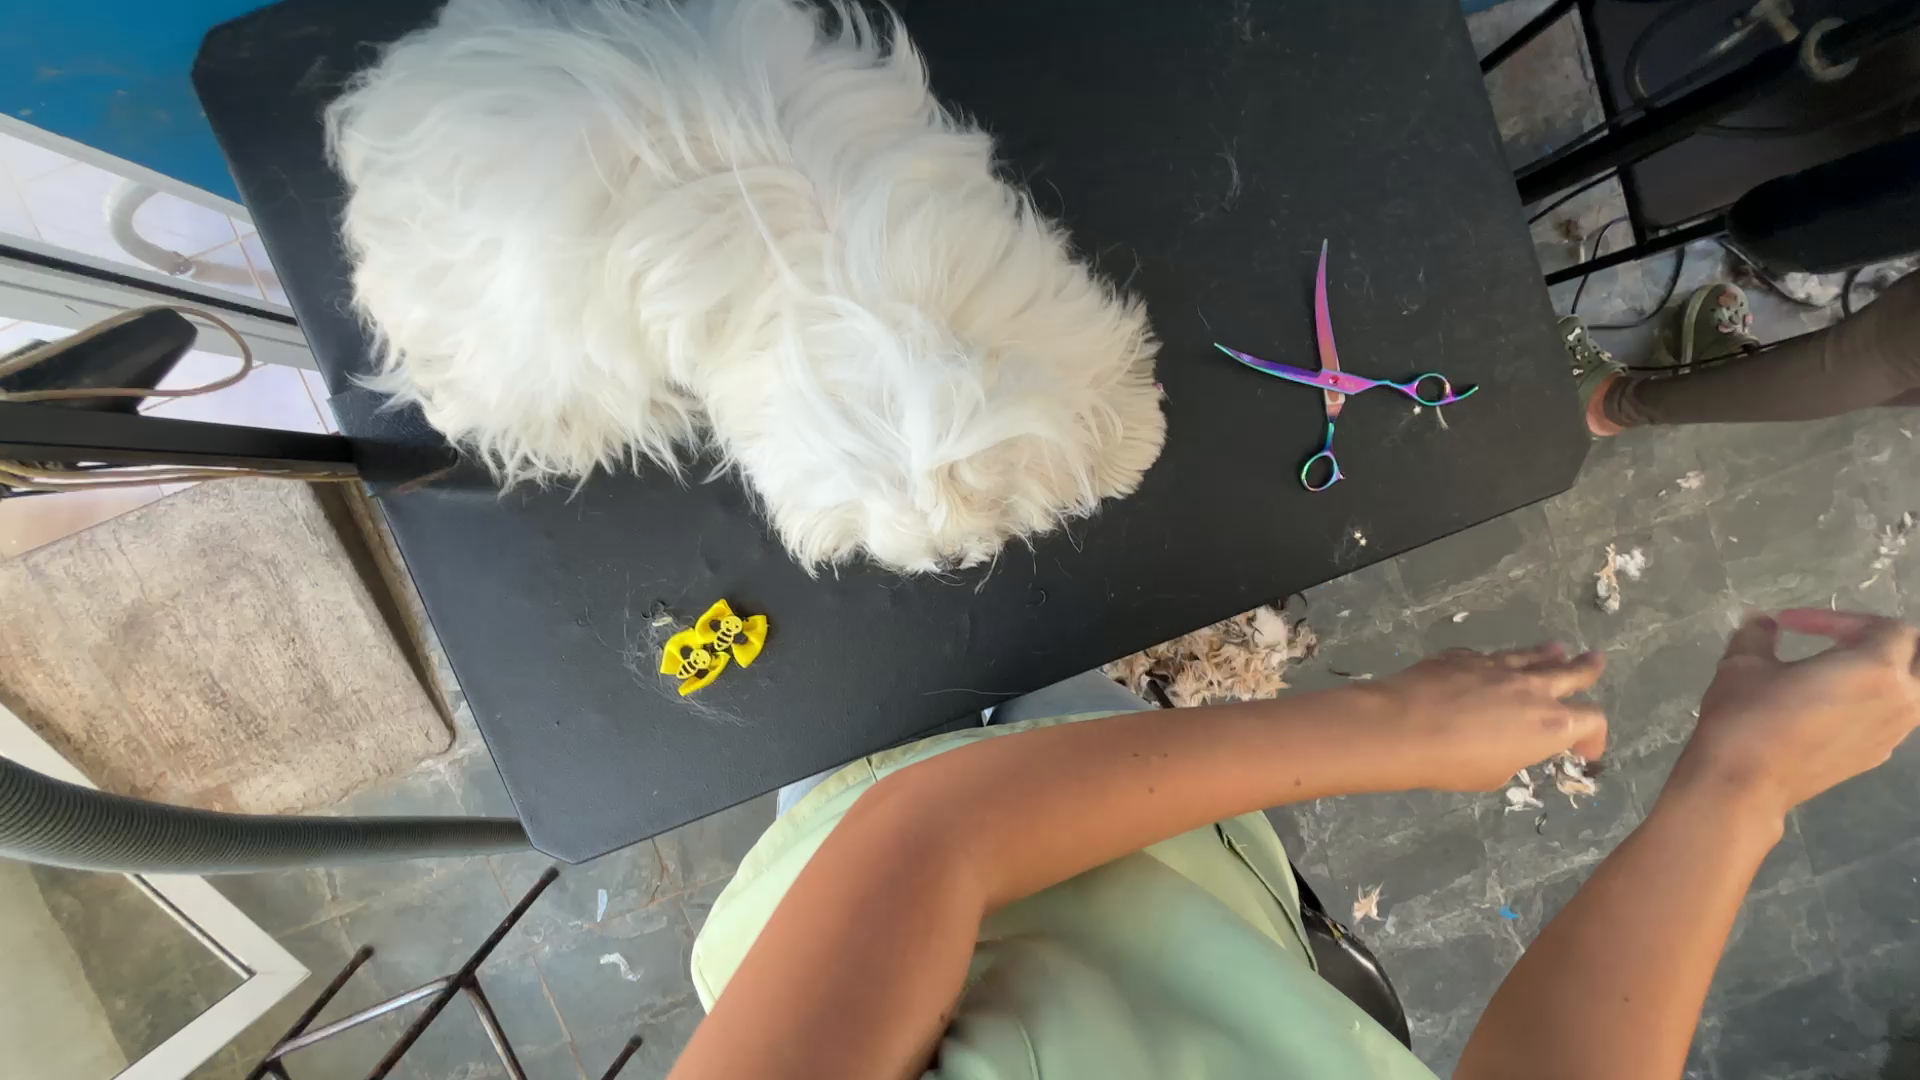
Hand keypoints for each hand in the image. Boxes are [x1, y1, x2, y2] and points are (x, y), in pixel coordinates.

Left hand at [1370, 643, 1607, 791]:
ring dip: (1544, 654)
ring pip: (1528, 656)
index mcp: (1551, 724)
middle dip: (1584, 668)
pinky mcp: (1458, 656)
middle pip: (1568, 673)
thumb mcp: (1496, 772)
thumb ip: (1514, 751)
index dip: (1593, 735)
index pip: (1591, 721)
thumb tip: (1509, 740)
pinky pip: (1483, 656)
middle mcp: (1530, 689)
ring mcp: (1493, 667)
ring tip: (1557, 647)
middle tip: (1594, 659)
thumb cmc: (1451, 762)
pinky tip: (1487, 661)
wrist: (1399, 726)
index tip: (1584, 747)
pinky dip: (1492, 660)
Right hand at [1669, 609, 1919, 822]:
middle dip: (1882, 643)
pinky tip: (1821, 707)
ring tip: (1824, 673)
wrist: (1745, 778)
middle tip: (1835, 639)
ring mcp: (1897, 730)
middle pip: (1919, 659)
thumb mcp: (1740, 666)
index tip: (1789, 623)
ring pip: (1910, 690)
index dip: (1839, 618)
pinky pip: (1891, 717)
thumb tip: (1762, 622)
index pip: (1888, 628)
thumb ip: (1756, 637)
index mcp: (1874, 669)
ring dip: (1876, 674)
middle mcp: (1904, 699)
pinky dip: (1867, 701)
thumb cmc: (1745, 714)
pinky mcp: (1880, 752)